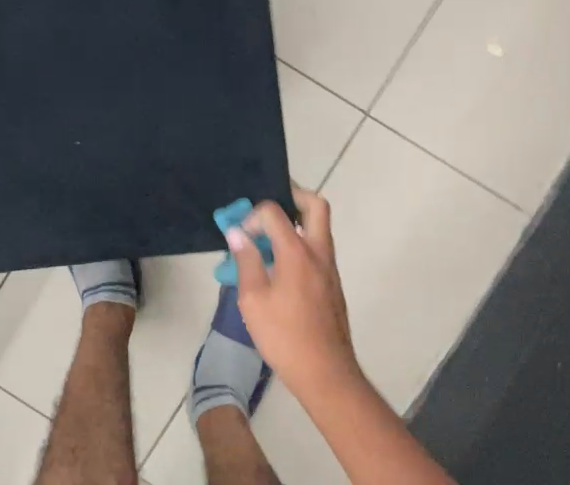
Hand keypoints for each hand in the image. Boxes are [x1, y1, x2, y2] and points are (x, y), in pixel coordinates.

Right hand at [227, 187, 357, 393]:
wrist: (326, 373)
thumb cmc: (284, 336)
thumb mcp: (253, 299)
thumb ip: (246, 260)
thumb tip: (237, 233)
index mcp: (297, 251)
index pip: (274, 211)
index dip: (253, 216)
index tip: (241, 236)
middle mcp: (318, 252)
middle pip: (315, 205)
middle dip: (292, 196)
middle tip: (269, 209)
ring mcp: (329, 268)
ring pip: (318, 228)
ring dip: (295, 223)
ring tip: (267, 241)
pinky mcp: (332, 285)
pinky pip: (317, 250)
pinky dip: (299, 245)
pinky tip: (278, 269)